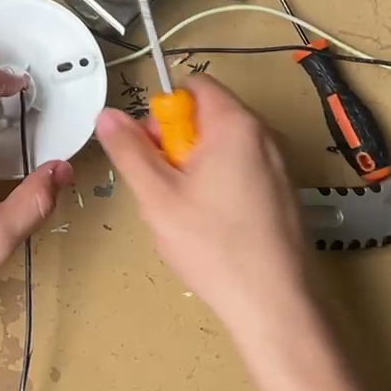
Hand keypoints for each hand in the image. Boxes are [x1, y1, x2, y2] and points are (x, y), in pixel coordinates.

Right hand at [95, 75, 309, 328]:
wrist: (274, 304)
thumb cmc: (214, 246)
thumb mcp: (157, 196)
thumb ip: (129, 150)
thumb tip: (107, 115)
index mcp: (236, 125)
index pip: (192, 86)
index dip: (162, 112)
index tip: (150, 150)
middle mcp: (264, 135)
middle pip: (206, 117)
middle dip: (174, 144)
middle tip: (161, 186)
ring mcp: (279, 164)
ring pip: (220, 147)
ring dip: (193, 168)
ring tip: (182, 211)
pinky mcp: (283, 192)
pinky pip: (240, 170)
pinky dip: (217, 185)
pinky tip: (208, 225)